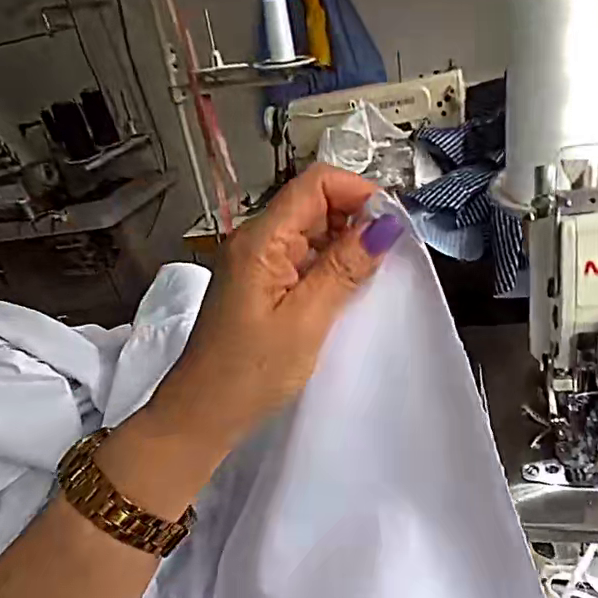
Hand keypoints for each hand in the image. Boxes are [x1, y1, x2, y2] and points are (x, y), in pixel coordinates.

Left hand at [102, 165, 401, 511]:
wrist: (205, 414)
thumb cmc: (247, 374)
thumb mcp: (306, 320)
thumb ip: (344, 269)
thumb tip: (384, 226)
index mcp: (261, 241)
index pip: (317, 184)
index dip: (360, 193)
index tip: (392, 225)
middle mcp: (257, 242)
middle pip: (316, 204)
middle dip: (359, 220)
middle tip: (389, 256)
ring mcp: (260, 264)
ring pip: (314, 233)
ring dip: (348, 246)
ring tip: (372, 277)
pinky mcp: (265, 287)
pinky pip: (306, 261)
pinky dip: (333, 268)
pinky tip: (349, 292)